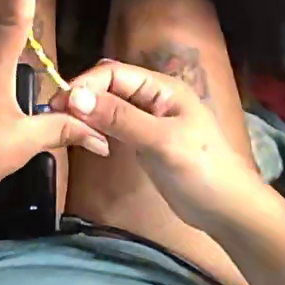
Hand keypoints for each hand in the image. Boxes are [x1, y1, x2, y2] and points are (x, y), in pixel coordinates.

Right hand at [53, 61, 267, 233]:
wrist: (227, 210)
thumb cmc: (201, 170)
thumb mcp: (160, 141)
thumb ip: (119, 118)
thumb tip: (75, 97)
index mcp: (162, 87)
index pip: (114, 73)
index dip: (86, 84)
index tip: (61, 103)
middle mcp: (153, 97)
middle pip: (109, 86)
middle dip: (83, 96)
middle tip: (56, 116)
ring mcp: (148, 120)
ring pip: (109, 106)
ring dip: (88, 112)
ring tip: (68, 128)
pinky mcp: (143, 141)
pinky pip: (114, 125)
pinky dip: (98, 128)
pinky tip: (88, 139)